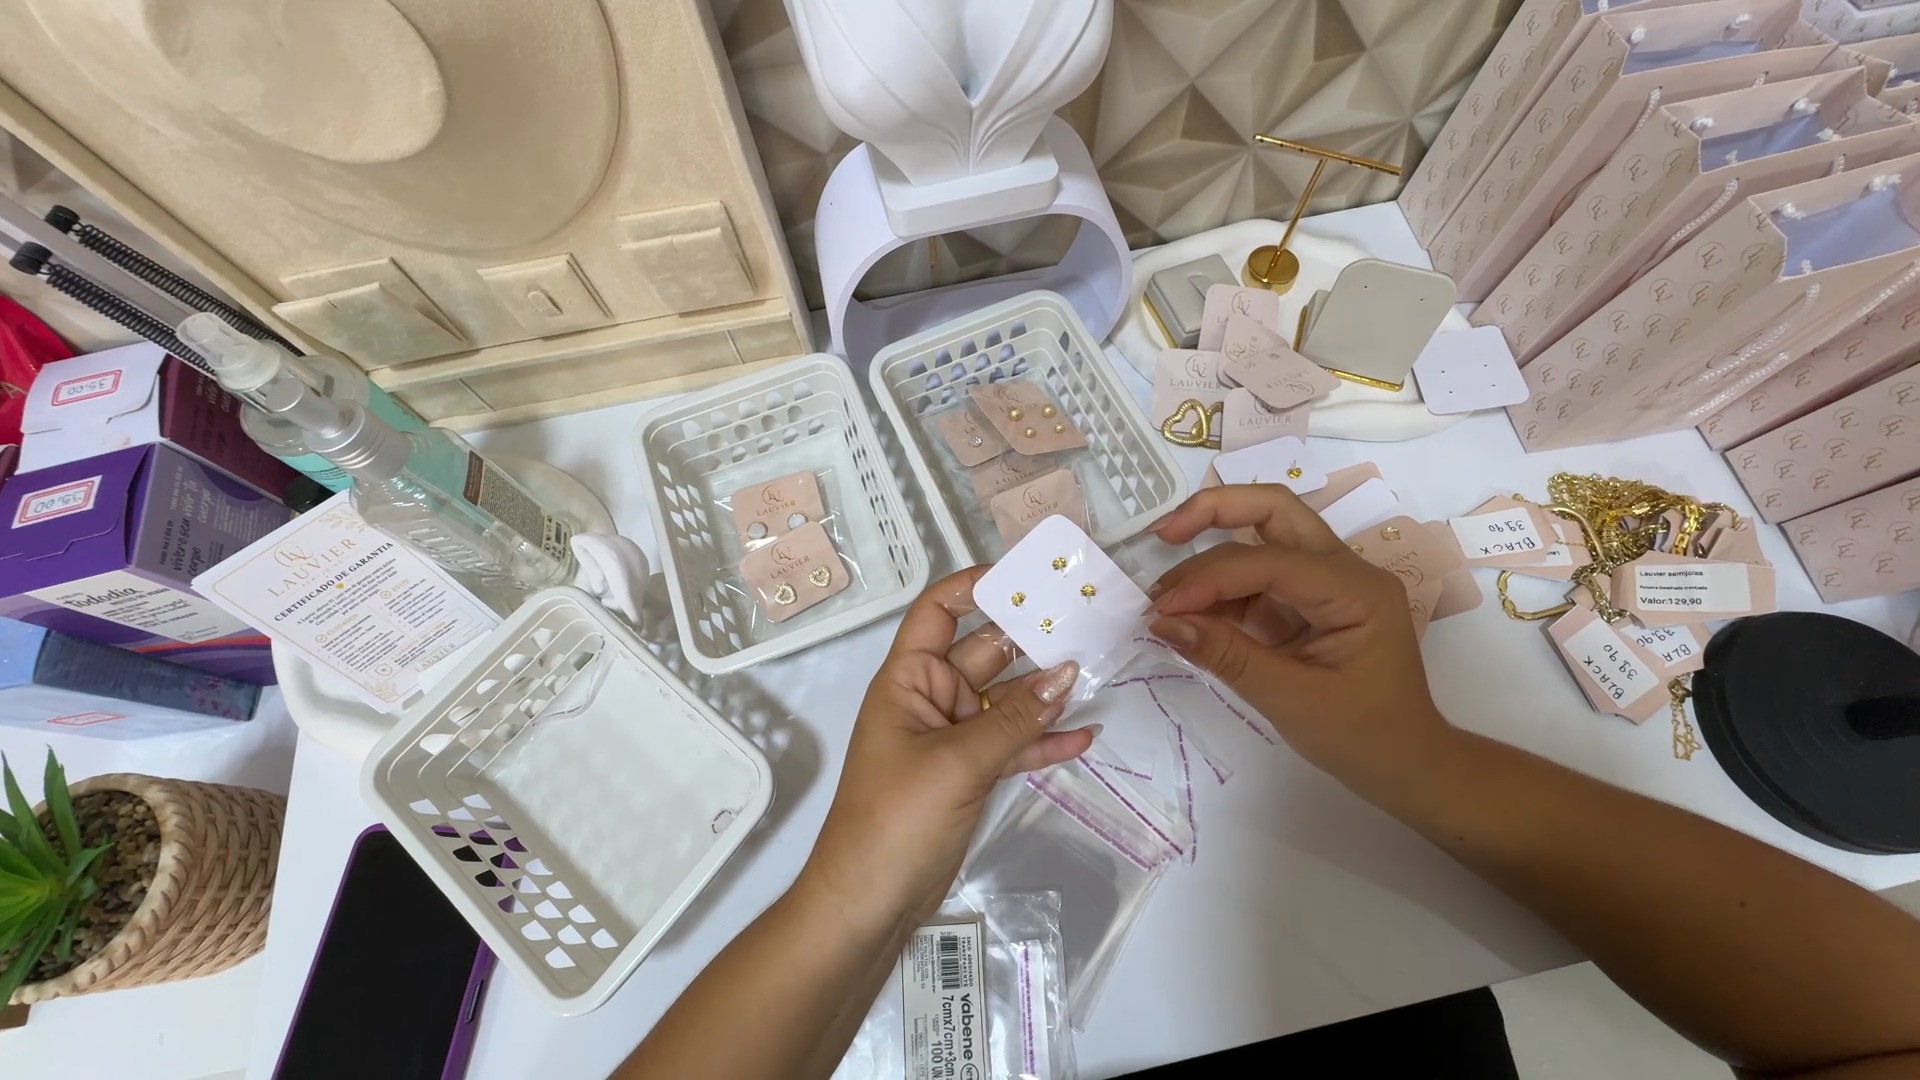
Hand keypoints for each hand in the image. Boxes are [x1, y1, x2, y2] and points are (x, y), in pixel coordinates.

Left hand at [800, 567, 1092, 931]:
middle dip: (1031, 638)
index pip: (937, 612)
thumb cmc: (896, 817)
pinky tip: (1084, 736)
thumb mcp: (957, 762)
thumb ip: (1014, 720)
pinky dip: (1042, 741)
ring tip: (1097, 673)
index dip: (974, 587)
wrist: (869, 901)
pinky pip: (1011, 744)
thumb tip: (1067, 675)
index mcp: (909, 678)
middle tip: (1087, 621)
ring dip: (1045, 692)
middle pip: (985, 652)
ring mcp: (952, 736)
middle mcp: (931, 697)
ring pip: (1005, 700)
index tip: (1025, 577)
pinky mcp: (970, 772)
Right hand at [1144, 484, 1452, 797]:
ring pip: (1260, 534)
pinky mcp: (1300, 600)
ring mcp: (1321, 582)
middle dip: (1213, 512)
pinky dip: (1215, 589)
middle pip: (1274, 510)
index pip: (1272, 561)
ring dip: (1208, 554)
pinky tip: (1186, 611)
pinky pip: (1252, 577)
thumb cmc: (1364, 736)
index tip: (1162, 609)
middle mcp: (1342, 571)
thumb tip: (1162, 623)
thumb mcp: (1291, 701)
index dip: (1210, 578)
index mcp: (1356, 591)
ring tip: (1164, 597)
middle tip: (1161, 534)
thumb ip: (1226, 655)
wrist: (1404, 763)